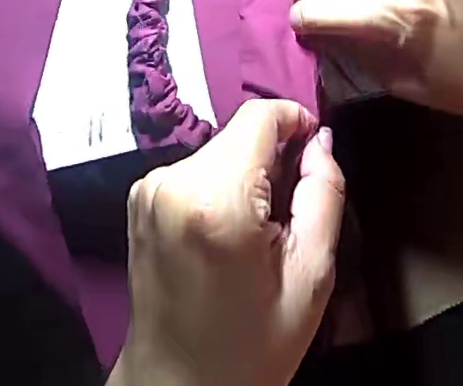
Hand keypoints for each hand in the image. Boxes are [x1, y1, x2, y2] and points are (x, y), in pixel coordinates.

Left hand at [110, 100, 344, 385]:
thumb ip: (322, 196)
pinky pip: (193, 169)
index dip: (292, 118)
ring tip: (255, 230)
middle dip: (270, 158)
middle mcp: (174, 179)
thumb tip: (322, 140)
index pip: (257, 117)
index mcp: (216, 199)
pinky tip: (223, 231)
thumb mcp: (309, 278)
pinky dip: (216, 186)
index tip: (314, 141)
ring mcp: (150, 185)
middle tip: (288, 209)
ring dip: (242, 173)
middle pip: (237, 136)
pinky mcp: (139, 194)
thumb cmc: (250, 344)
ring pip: (217, 151)